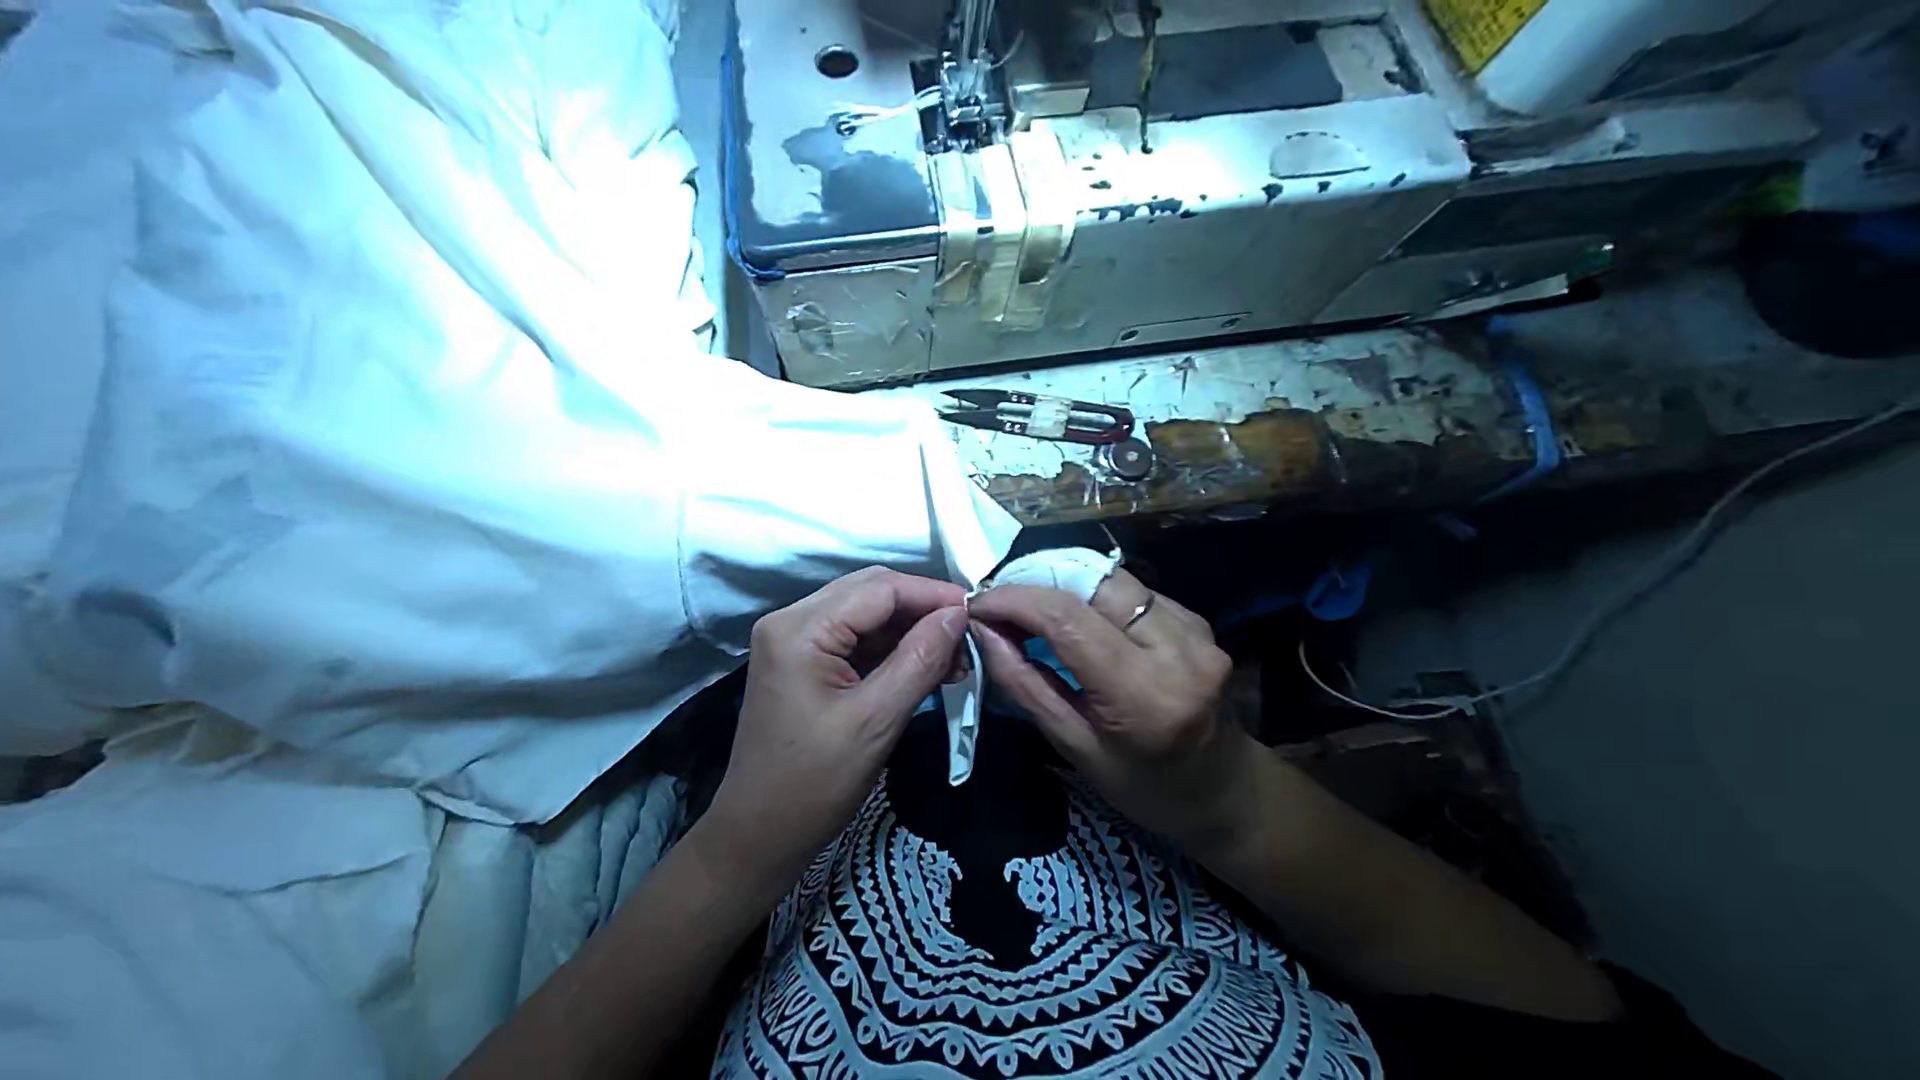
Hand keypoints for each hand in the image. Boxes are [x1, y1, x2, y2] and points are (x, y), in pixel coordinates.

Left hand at [703, 567, 969, 889]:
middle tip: (968, 636)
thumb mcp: (876, 720)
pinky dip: (893, 647)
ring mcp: (795, 639)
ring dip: (911, 629)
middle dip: (923, 609)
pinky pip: (856, 637)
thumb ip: (920, 659)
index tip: (976, 611)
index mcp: (800, 629)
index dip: (931, 594)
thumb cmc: (815, 783)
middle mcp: (792, 620)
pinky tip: (927, 665)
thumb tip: (958, 614)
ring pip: (867, 613)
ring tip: (956, 658)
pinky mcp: (803, 659)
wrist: (761, 834)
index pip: (879, 589)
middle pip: (872, 592)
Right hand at [968, 570, 1253, 849]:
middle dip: (1037, 584)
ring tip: (1031, 608)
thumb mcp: (1073, 746)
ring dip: (1065, 586)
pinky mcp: (1197, 620)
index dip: (1015, 601)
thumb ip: (1025, 683)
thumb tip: (984, 630)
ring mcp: (1195, 630)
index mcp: (1145, 694)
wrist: (1222, 789)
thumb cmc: (1143, 786)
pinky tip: (1078, 619)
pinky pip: (1132, 592)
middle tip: (1002, 604)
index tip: (978, 603)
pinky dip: (1094, 597)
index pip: (1068, 618)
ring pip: (1112, 580)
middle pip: (1091, 584)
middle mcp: (1178, 649)